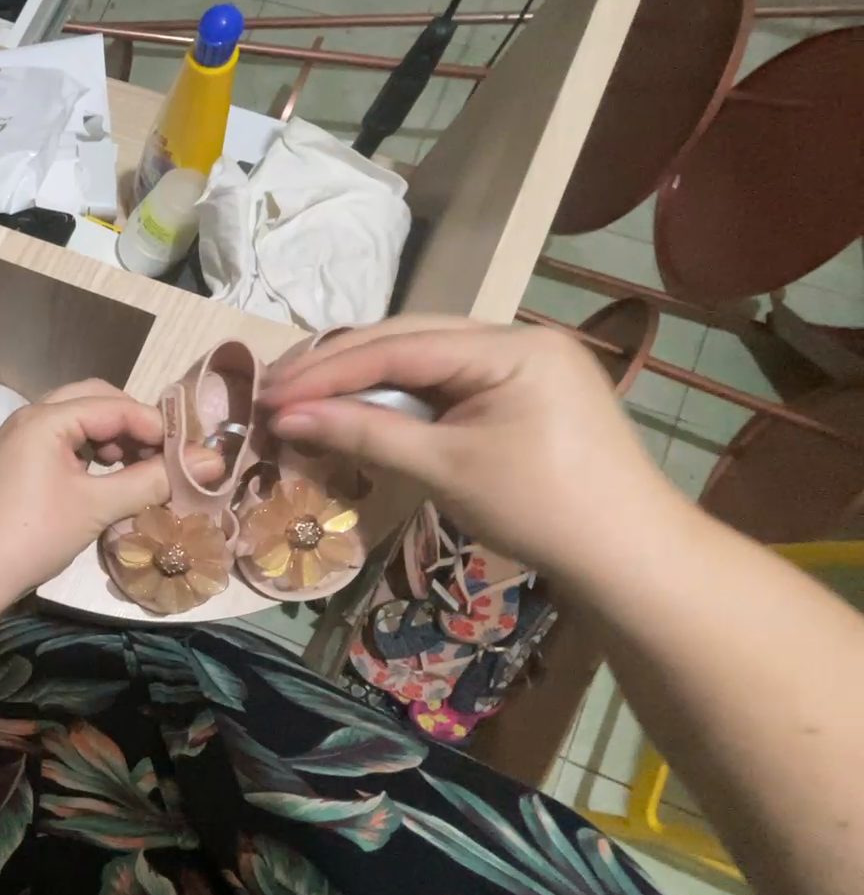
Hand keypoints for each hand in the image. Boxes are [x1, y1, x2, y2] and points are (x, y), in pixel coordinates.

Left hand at [0, 380, 215, 596]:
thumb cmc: (34, 534)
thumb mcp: (98, 506)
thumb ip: (153, 480)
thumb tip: (213, 464)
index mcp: (45, 419)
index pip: (114, 405)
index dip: (155, 425)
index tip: (189, 452)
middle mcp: (31, 417)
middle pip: (95, 400)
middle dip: (133, 424)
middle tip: (162, 454)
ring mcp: (22, 437)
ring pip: (79, 419)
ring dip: (113, 437)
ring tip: (139, 468)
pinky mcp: (20, 459)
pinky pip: (65, 440)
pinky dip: (92, 452)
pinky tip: (110, 476)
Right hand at [257, 317, 679, 575]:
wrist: (627, 554)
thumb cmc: (539, 507)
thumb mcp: (442, 467)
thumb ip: (362, 432)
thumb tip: (282, 418)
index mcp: (510, 348)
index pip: (396, 348)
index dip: (325, 371)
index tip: (268, 394)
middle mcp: (513, 339)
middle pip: (402, 339)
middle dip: (333, 365)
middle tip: (273, 390)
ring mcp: (513, 363)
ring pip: (413, 358)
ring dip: (354, 378)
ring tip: (298, 397)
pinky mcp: (508, 391)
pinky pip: (432, 381)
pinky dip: (385, 396)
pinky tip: (349, 407)